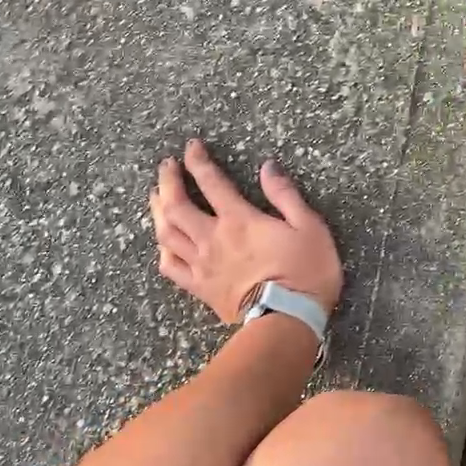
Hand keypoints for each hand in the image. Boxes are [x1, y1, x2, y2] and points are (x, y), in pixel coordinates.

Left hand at [149, 139, 342, 323]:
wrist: (287, 320)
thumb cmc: (306, 271)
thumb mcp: (309, 226)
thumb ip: (285, 195)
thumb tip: (267, 167)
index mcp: (240, 220)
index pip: (211, 182)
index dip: (198, 161)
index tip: (191, 146)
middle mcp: (213, 238)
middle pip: (177, 205)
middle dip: (168, 181)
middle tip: (166, 166)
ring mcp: (202, 265)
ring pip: (166, 233)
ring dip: (157, 211)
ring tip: (156, 196)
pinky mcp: (200, 288)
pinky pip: (170, 267)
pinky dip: (162, 250)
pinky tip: (163, 242)